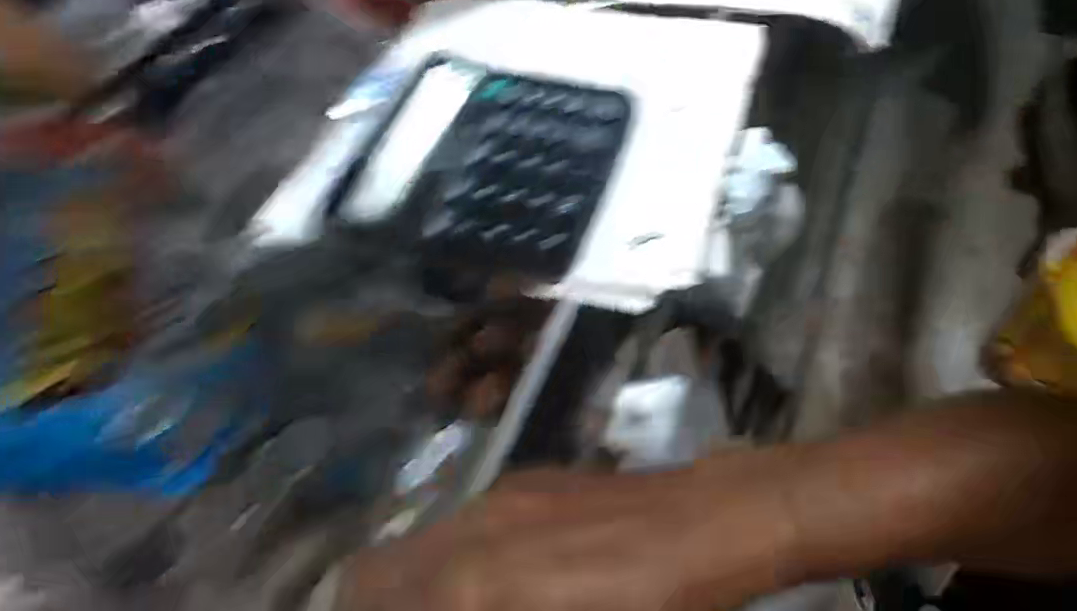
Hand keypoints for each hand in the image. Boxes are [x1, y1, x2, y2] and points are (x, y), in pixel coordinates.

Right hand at [338, 464, 795, 610]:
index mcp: (472, 580)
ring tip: (462, 608)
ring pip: (425, 544)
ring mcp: (511, 491)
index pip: (365, 596)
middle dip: (381, 609)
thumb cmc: (648, 602)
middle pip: (375, 574)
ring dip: (418, 588)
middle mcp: (477, 523)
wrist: (711, 522)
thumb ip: (482, 605)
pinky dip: (458, 561)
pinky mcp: (543, 479)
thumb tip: (462, 600)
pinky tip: (497, 585)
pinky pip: (471, 523)